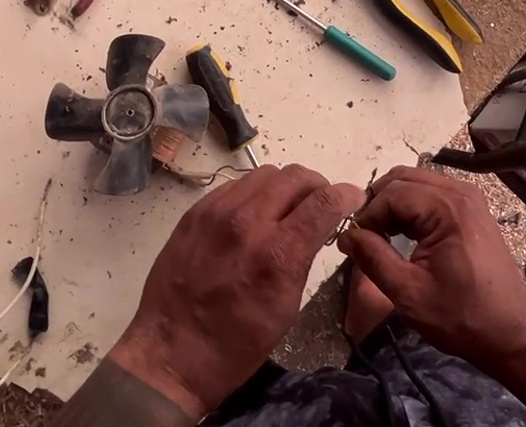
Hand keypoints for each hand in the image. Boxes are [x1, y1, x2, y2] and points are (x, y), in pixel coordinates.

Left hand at [107, 165, 363, 418]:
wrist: (171, 353)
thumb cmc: (237, 343)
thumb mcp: (287, 306)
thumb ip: (304, 254)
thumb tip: (320, 223)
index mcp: (277, 254)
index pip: (324, 201)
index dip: (346, 194)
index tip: (353, 197)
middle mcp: (248, 222)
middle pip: (297, 175)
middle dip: (317, 186)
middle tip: (319, 204)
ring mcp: (218, 212)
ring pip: (267, 172)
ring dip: (286, 185)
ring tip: (285, 208)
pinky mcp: (196, 210)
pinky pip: (237, 184)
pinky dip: (255, 193)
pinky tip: (254, 215)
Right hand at [337, 166, 525, 364]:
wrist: (511, 332)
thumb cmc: (460, 316)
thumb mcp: (409, 293)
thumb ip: (374, 259)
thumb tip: (347, 235)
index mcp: (447, 208)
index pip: (392, 193)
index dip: (368, 215)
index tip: (356, 242)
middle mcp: (460, 191)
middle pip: (404, 177)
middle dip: (378, 202)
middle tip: (365, 235)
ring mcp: (469, 197)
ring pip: (417, 180)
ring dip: (394, 202)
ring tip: (382, 235)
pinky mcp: (472, 207)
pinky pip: (433, 191)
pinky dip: (413, 205)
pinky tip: (405, 233)